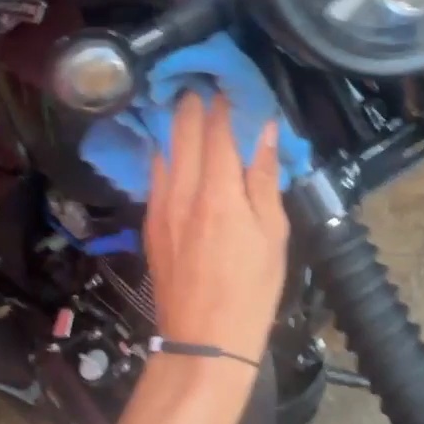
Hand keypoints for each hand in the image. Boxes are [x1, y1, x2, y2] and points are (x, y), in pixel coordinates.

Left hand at [144, 91, 288, 362]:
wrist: (204, 343)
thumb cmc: (251, 289)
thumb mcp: (273, 233)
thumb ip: (265, 178)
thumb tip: (264, 132)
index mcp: (218, 192)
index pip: (217, 131)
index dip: (221, 102)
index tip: (227, 82)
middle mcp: (183, 192)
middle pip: (182, 132)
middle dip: (191, 103)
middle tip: (200, 81)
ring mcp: (161, 208)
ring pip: (163, 150)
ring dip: (173, 124)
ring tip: (183, 103)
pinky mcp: (151, 225)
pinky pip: (155, 175)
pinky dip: (163, 153)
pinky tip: (169, 148)